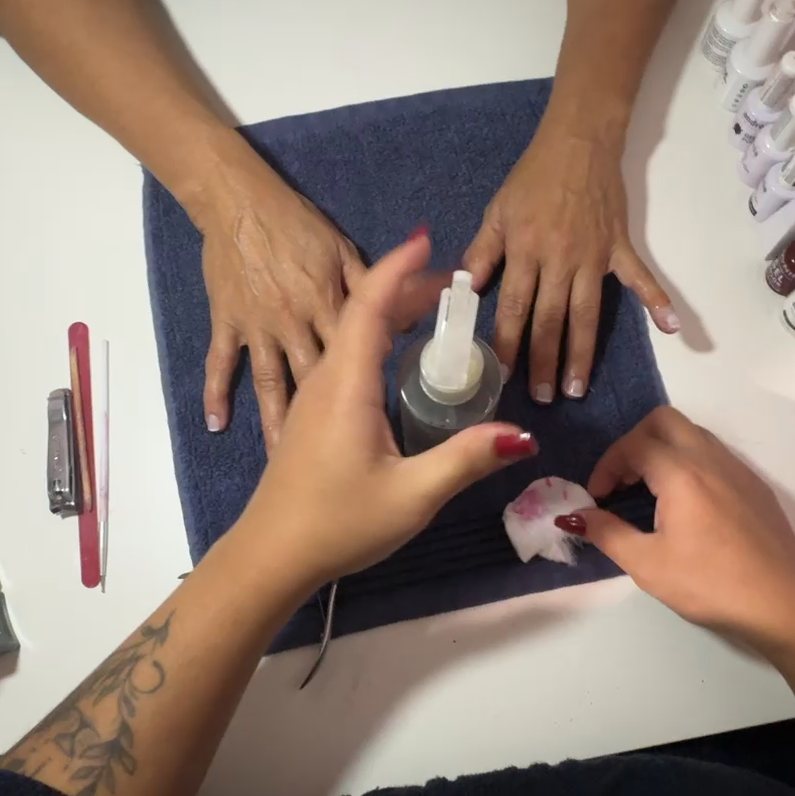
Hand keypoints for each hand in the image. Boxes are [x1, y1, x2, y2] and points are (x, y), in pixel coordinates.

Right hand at [200, 176, 365, 449]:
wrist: (237, 202)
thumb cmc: (296, 224)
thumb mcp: (343, 251)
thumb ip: (374, 288)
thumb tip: (415, 309)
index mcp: (328, 309)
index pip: (360, 351)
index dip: (373, 385)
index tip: (387, 419)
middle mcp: (294, 327)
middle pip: (317, 379)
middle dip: (329, 423)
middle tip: (339, 465)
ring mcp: (258, 331)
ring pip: (272, 384)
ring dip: (274, 422)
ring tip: (279, 461)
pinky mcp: (228, 326)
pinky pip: (221, 364)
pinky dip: (216, 392)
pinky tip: (216, 425)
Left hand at [232, 230, 539, 590]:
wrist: (271, 556)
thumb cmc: (337, 523)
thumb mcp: (412, 496)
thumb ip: (465, 460)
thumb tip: (523, 434)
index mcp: (347, 385)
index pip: (370, 307)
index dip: (398, 268)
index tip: (428, 239)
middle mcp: (327, 380)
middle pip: (362, 314)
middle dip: (404, 290)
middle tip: (453, 286)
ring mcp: (315, 398)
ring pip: (351, 336)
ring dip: (389, 315)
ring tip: (432, 312)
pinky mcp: (314, 416)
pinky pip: (346, 359)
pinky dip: (376, 341)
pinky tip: (397, 361)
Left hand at [464, 121, 679, 405]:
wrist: (579, 141)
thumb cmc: (533, 178)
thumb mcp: (497, 211)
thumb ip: (482, 252)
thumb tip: (465, 288)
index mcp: (525, 252)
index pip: (514, 308)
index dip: (507, 344)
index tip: (503, 376)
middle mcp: (558, 260)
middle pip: (551, 320)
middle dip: (545, 361)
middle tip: (544, 397)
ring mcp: (593, 257)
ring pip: (587, 314)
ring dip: (582, 353)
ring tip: (578, 388)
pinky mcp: (620, 248)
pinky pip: (639, 278)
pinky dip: (657, 301)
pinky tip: (672, 328)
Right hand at [562, 408, 794, 653]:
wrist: (784, 604)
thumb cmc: (710, 584)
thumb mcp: (647, 564)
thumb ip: (607, 533)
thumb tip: (576, 516)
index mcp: (681, 473)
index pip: (633, 445)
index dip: (607, 466)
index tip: (596, 498)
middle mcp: (711, 459)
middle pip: (664, 421)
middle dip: (634, 442)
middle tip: (621, 481)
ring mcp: (738, 470)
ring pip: (692, 434)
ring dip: (662, 450)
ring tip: (648, 492)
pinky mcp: (755, 487)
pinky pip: (714, 455)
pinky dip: (688, 463)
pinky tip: (685, 506)